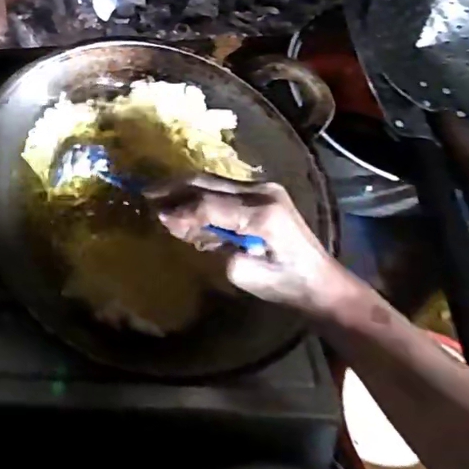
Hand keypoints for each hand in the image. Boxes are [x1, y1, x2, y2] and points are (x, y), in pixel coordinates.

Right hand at [146, 175, 362, 316]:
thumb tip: (185, 229)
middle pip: (208, 183)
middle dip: (174, 188)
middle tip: (145, 193)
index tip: (155, 215)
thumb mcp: (247, 276)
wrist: (322, 283)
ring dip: (184, 188)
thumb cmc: (288, 286)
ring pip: (213, 181)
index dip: (180, 210)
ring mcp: (264, 188)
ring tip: (157, 196)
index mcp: (262, 214)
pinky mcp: (263, 193)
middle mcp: (263, 192)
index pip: (209, 205)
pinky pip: (223, 188)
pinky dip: (200, 194)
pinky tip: (183, 204)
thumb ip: (215, 250)